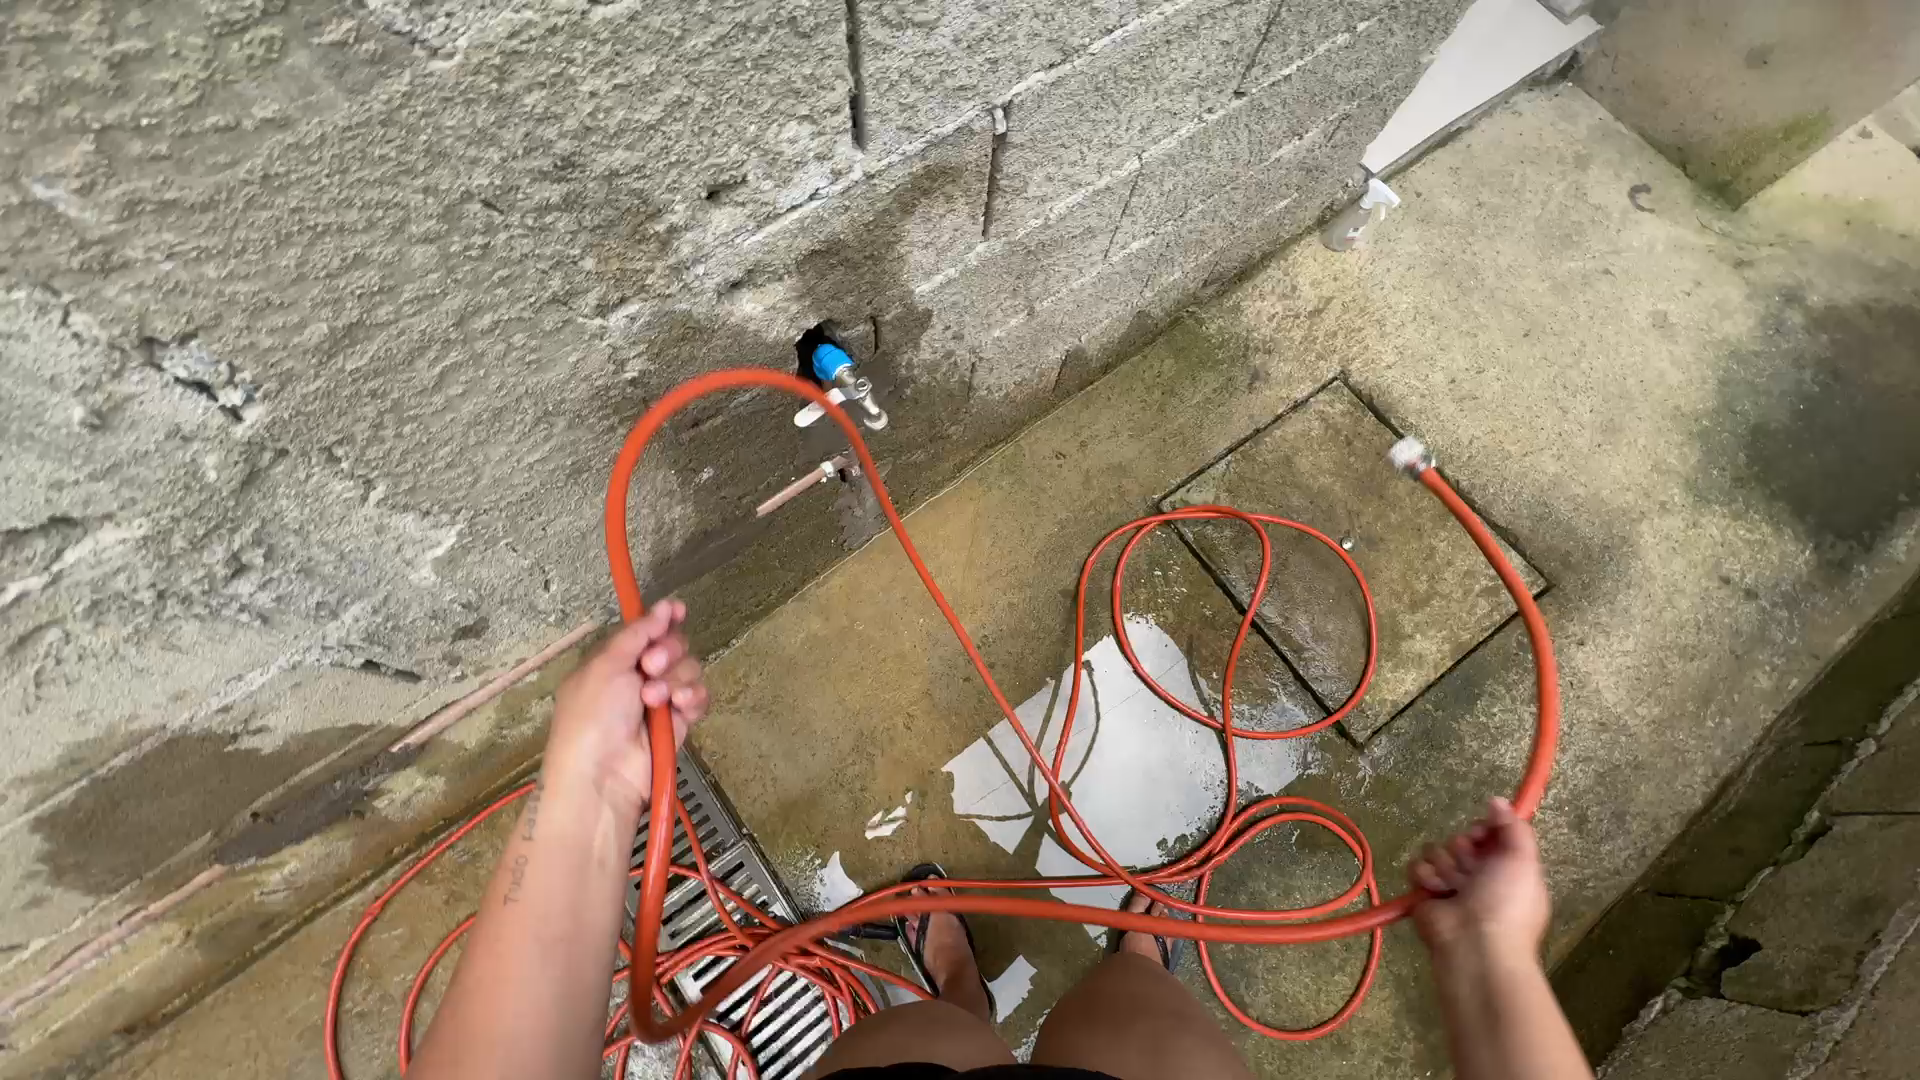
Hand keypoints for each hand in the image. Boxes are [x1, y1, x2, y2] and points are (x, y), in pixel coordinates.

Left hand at [543, 600, 708, 817]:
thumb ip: (638, 633)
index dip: (664, 619)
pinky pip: (699, 696)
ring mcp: (661, 700)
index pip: (646, 631)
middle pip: (673, 646)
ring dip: (676, 680)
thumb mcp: (606, 666)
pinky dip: (693, 698)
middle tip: (650, 668)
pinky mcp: (681, 721)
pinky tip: (680, 708)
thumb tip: (667, 605)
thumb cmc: (593, 717)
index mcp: (614, 661)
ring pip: (690, 669)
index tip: (678, 610)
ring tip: (655, 700)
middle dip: (667, 653)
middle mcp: (638, 677)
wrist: (604, 775)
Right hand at [1408, 797, 1549, 959]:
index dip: (1482, 830)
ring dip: (1443, 866)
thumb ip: (1514, 829)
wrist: (1474, 942)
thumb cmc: (1505, 904)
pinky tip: (1437, 891)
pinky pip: (1416, 865)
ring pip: (1435, 849)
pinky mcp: (1425, 889)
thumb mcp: (1523, 863)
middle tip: (1471, 872)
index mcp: (1505, 868)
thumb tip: (1497, 800)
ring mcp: (1450, 882)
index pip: (1486, 832)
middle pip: (1459, 839)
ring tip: (1453, 887)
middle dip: (1461, 851)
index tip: (1481, 835)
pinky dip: (1425, 877)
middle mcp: (1478, 874)